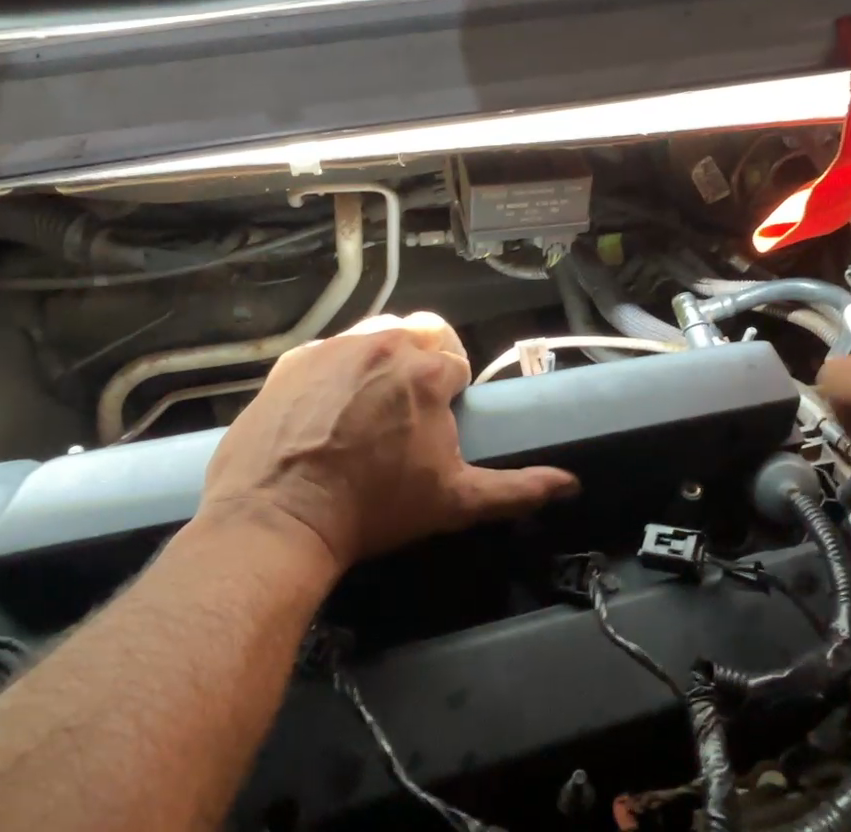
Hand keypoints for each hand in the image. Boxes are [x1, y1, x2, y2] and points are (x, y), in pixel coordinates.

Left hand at [200, 312, 578, 570]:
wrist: (279, 518)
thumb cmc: (376, 508)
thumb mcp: (455, 501)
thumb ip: (517, 488)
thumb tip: (571, 484)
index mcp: (426, 372)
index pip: (457, 363)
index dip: (454, 392)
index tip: (439, 424)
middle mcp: (382, 344)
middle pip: (420, 333)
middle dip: (425, 359)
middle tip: (413, 407)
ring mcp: (332, 349)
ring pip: (374, 334)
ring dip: (384, 358)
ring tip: (373, 404)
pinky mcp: (291, 361)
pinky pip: (328, 351)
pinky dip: (337, 370)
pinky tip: (328, 409)